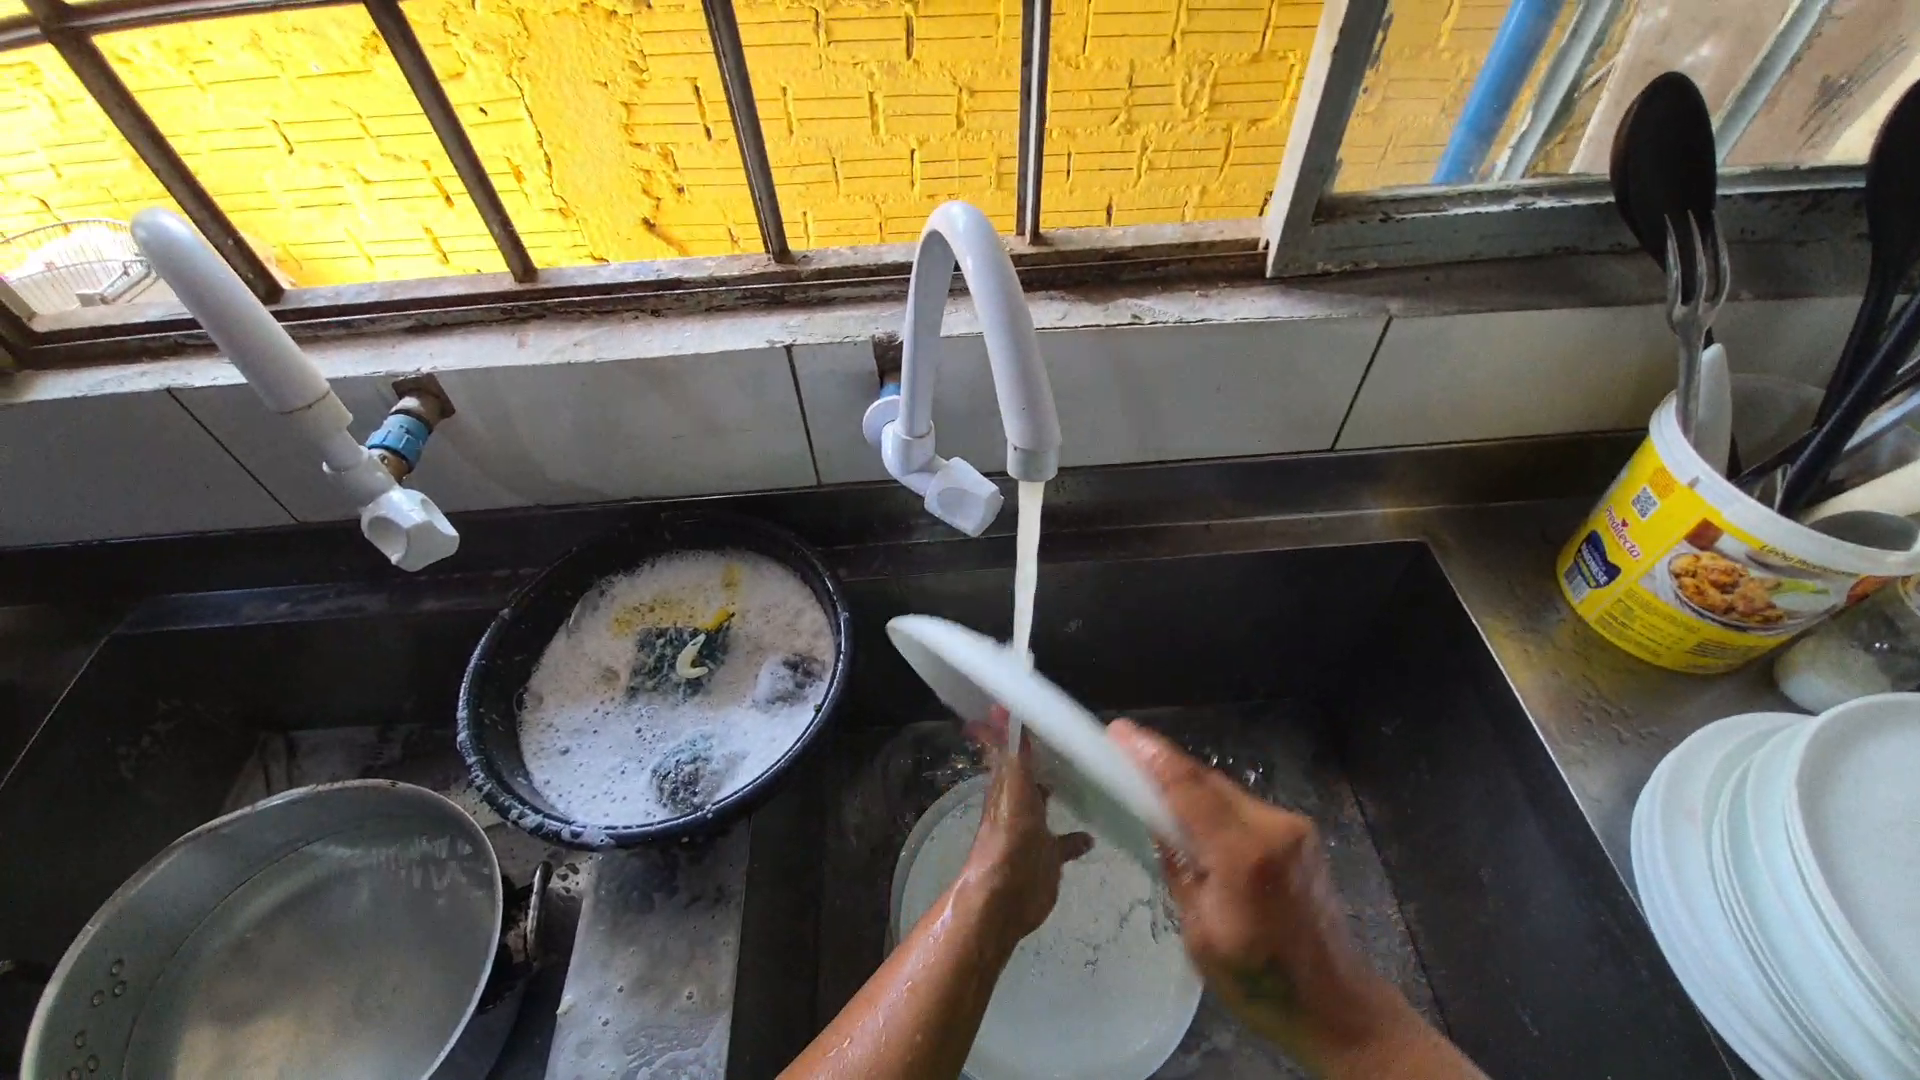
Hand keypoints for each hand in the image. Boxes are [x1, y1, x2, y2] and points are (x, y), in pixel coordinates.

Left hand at [959, 707, 1093, 942]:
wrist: (1006, 898)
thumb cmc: (1009, 839)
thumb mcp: (1014, 788)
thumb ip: (1014, 753)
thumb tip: (1002, 709)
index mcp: (1009, 784)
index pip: (1013, 748)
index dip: (1018, 730)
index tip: (1036, 711)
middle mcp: (1021, 803)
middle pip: (1033, 774)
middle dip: (1047, 757)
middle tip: (1074, 740)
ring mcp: (1035, 831)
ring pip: (1048, 804)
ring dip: (1062, 792)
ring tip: (1089, 777)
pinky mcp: (1049, 857)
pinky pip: (1065, 843)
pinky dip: (1078, 837)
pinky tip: (1094, 835)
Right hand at [1109, 719, 1476, 1078]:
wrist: (1338, 1006)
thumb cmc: (1260, 982)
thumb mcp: (1200, 932)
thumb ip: (1178, 867)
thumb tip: (1158, 823)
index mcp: (1244, 856)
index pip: (1189, 789)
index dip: (1151, 757)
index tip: (1120, 732)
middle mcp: (1273, 828)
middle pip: (1208, 781)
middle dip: (1165, 764)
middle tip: (1124, 748)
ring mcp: (1293, 829)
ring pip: (1226, 792)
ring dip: (1189, 785)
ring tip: (1150, 780)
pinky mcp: (1301, 836)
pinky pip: (1243, 807)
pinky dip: (1213, 804)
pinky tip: (1192, 812)